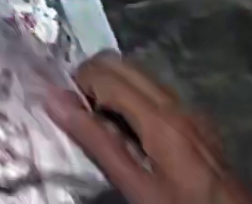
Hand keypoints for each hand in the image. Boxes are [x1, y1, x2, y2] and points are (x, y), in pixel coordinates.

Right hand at [48, 53, 251, 203]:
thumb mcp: (136, 188)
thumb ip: (95, 140)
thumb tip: (52, 97)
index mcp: (159, 118)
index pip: (102, 73)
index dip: (78, 86)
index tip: (73, 113)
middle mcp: (176, 104)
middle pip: (118, 62)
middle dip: (92, 77)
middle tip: (84, 112)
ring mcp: (191, 111)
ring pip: (136, 71)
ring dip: (112, 83)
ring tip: (106, 120)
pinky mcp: (200, 123)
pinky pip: (154, 89)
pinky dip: (132, 93)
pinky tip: (133, 128)